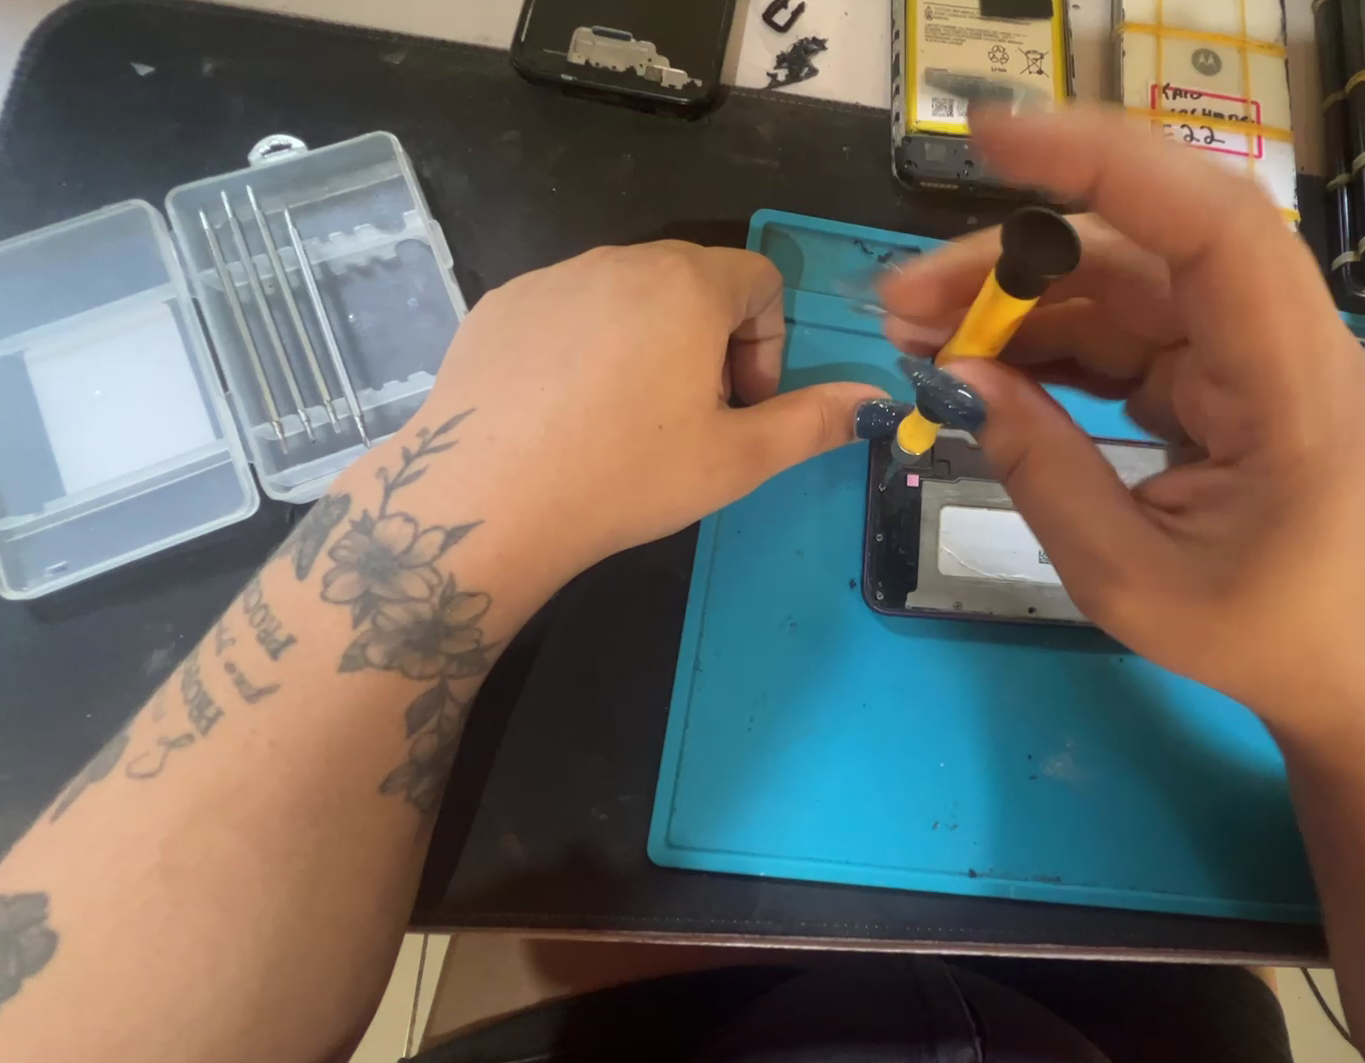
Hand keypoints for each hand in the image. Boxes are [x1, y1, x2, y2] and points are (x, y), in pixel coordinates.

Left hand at [402, 242, 885, 596]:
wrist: (488, 499)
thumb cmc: (630, 475)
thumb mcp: (740, 458)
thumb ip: (816, 422)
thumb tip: (876, 400)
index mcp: (688, 286)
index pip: (761, 280)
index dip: (768, 345)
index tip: (741, 405)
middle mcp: (620, 260)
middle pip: (699, 283)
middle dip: (716, 344)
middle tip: (694, 419)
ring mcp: (553, 277)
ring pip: (634, 296)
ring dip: (657, 345)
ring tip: (631, 421)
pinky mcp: (502, 303)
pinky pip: (575, 309)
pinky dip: (594, 348)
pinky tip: (572, 412)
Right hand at [880, 110, 1364, 722]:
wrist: (1333, 662)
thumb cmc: (1248, 633)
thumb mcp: (1122, 574)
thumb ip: (1038, 470)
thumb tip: (953, 379)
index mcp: (1292, 389)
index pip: (1212, 228)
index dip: (1103, 166)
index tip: (992, 143)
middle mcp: (1277, 345)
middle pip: (1135, 254)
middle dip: (1008, 266)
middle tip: (901, 303)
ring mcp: (1242, 356)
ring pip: (1115, 288)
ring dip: (1012, 303)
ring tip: (917, 335)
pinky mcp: (1211, 376)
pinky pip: (1117, 335)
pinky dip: (1042, 343)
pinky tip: (977, 362)